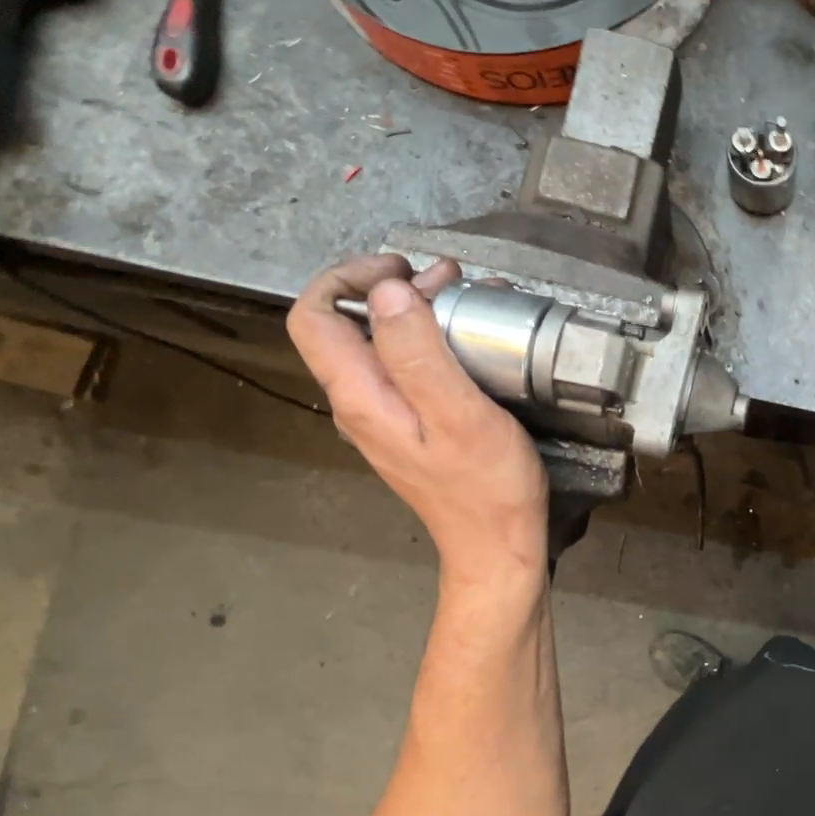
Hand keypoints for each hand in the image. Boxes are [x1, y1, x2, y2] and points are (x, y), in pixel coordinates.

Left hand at [288, 256, 547, 592]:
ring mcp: (385, 420)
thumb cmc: (486, 486)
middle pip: (348, 328)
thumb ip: (419, 354)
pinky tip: (473, 344)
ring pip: (381, 348)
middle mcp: (360, 405)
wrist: (498, 546)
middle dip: (392, 290)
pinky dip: (433, 343)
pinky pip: (407, 371)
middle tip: (450, 280)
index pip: (315, 315)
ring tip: (468, 300)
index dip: (349, 278)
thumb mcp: (459, 415)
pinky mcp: (413, 430)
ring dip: (417, 314)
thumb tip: (390, 293)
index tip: (404, 270)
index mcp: (360, 396)